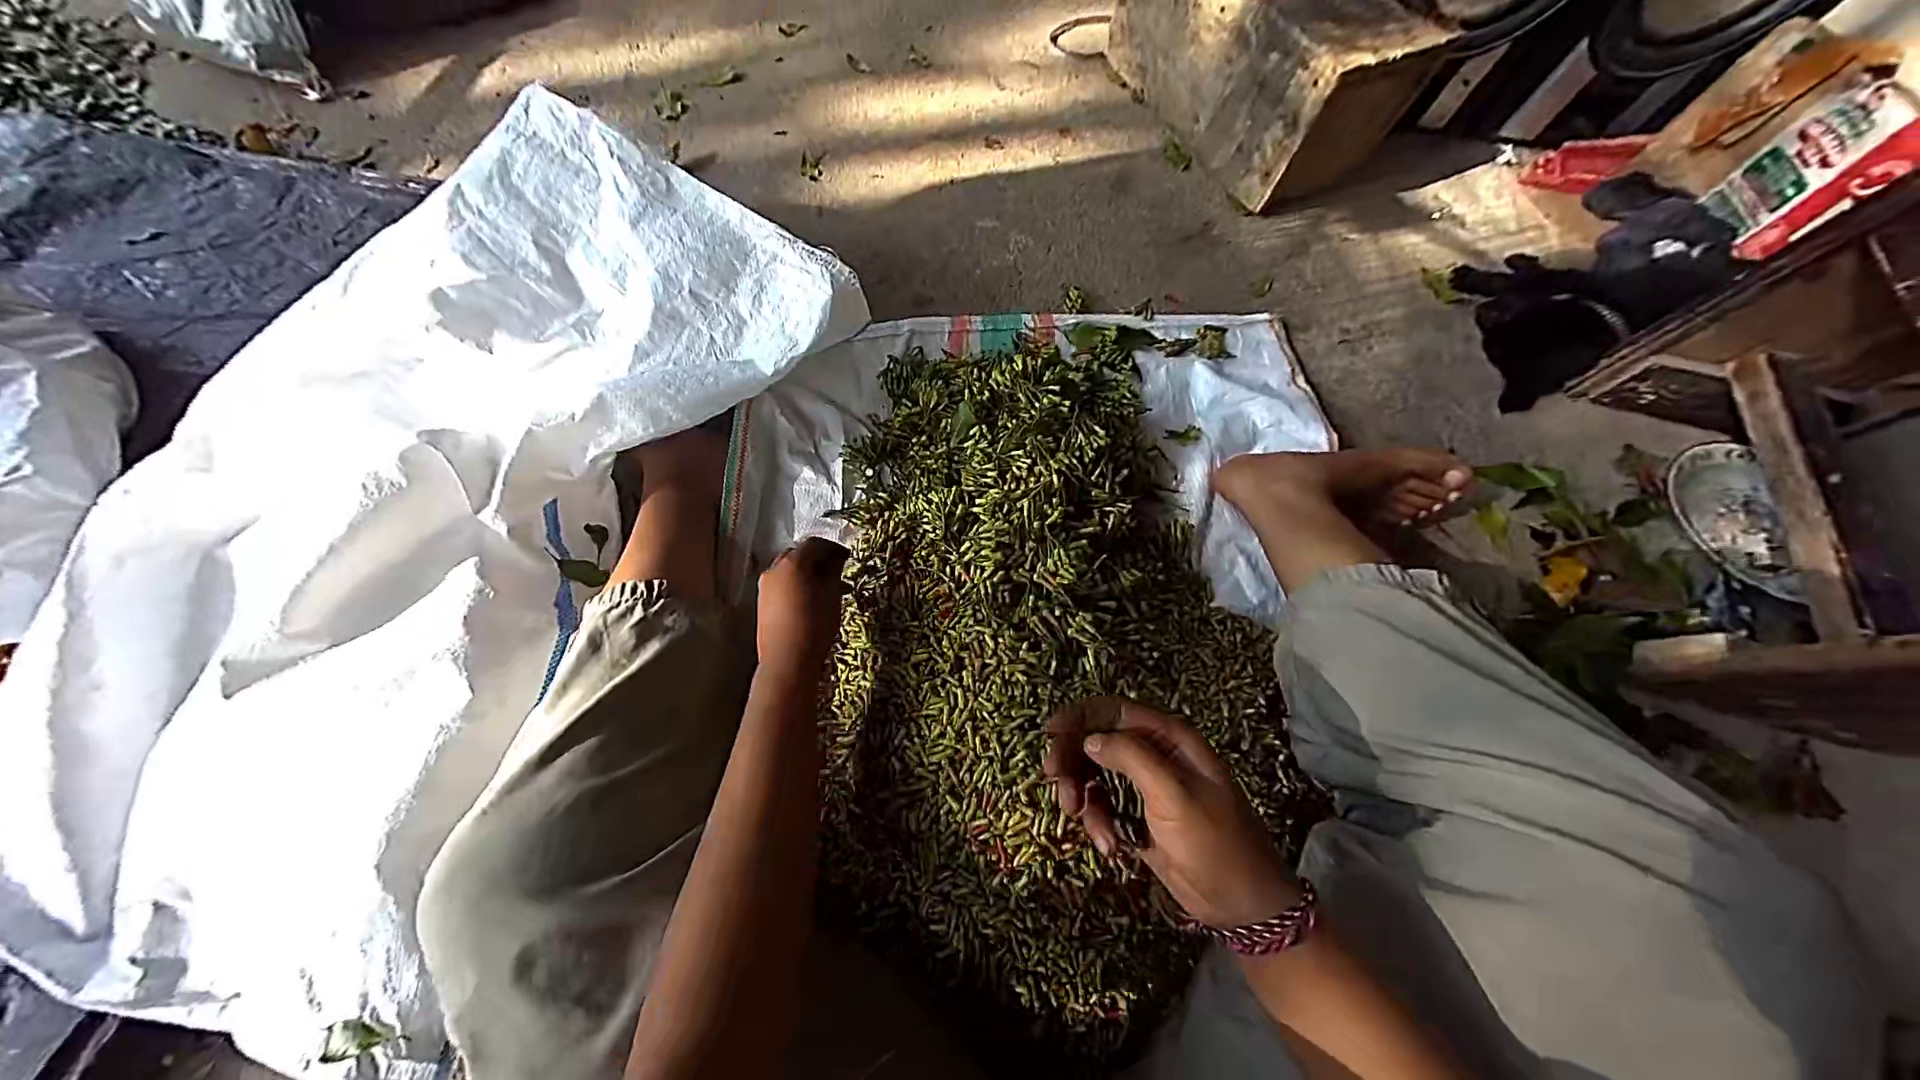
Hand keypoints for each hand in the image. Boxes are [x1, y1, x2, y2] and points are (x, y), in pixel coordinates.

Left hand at [756, 537, 849, 670]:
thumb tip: (836, 559)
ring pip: (788, 571)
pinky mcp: (762, 604)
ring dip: (805, 573)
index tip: (846, 555)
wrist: (787, 661)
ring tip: (823, 588)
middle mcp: (774, 570)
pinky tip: (808, 601)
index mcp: (793, 562)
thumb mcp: (832, 594)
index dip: (833, 547)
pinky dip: (795, 586)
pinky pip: (781, 586)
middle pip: (797, 554)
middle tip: (835, 569)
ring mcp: (765, 587)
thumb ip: (834, 571)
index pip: (814, 543)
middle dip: (816, 559)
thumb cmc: (815, 624)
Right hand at [1045, 697, 1298, 929]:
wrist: (1242, 906)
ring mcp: (1144, 787)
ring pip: (1094, 775)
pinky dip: (1097, 823)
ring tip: (1081, 819)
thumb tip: (1090, 738)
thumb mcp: (1174, 796)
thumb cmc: (1216, 844)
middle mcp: (1154, 755)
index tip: (1050, 733)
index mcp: (1169, 739)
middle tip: (1056, 784)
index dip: (1079, 717)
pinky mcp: (1137, 816)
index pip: (1114, 711)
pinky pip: (1102, 807)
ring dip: (1082, 796)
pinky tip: (1110, 847)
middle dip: (1073, 761)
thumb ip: (1131, 758)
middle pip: (1097, 741)